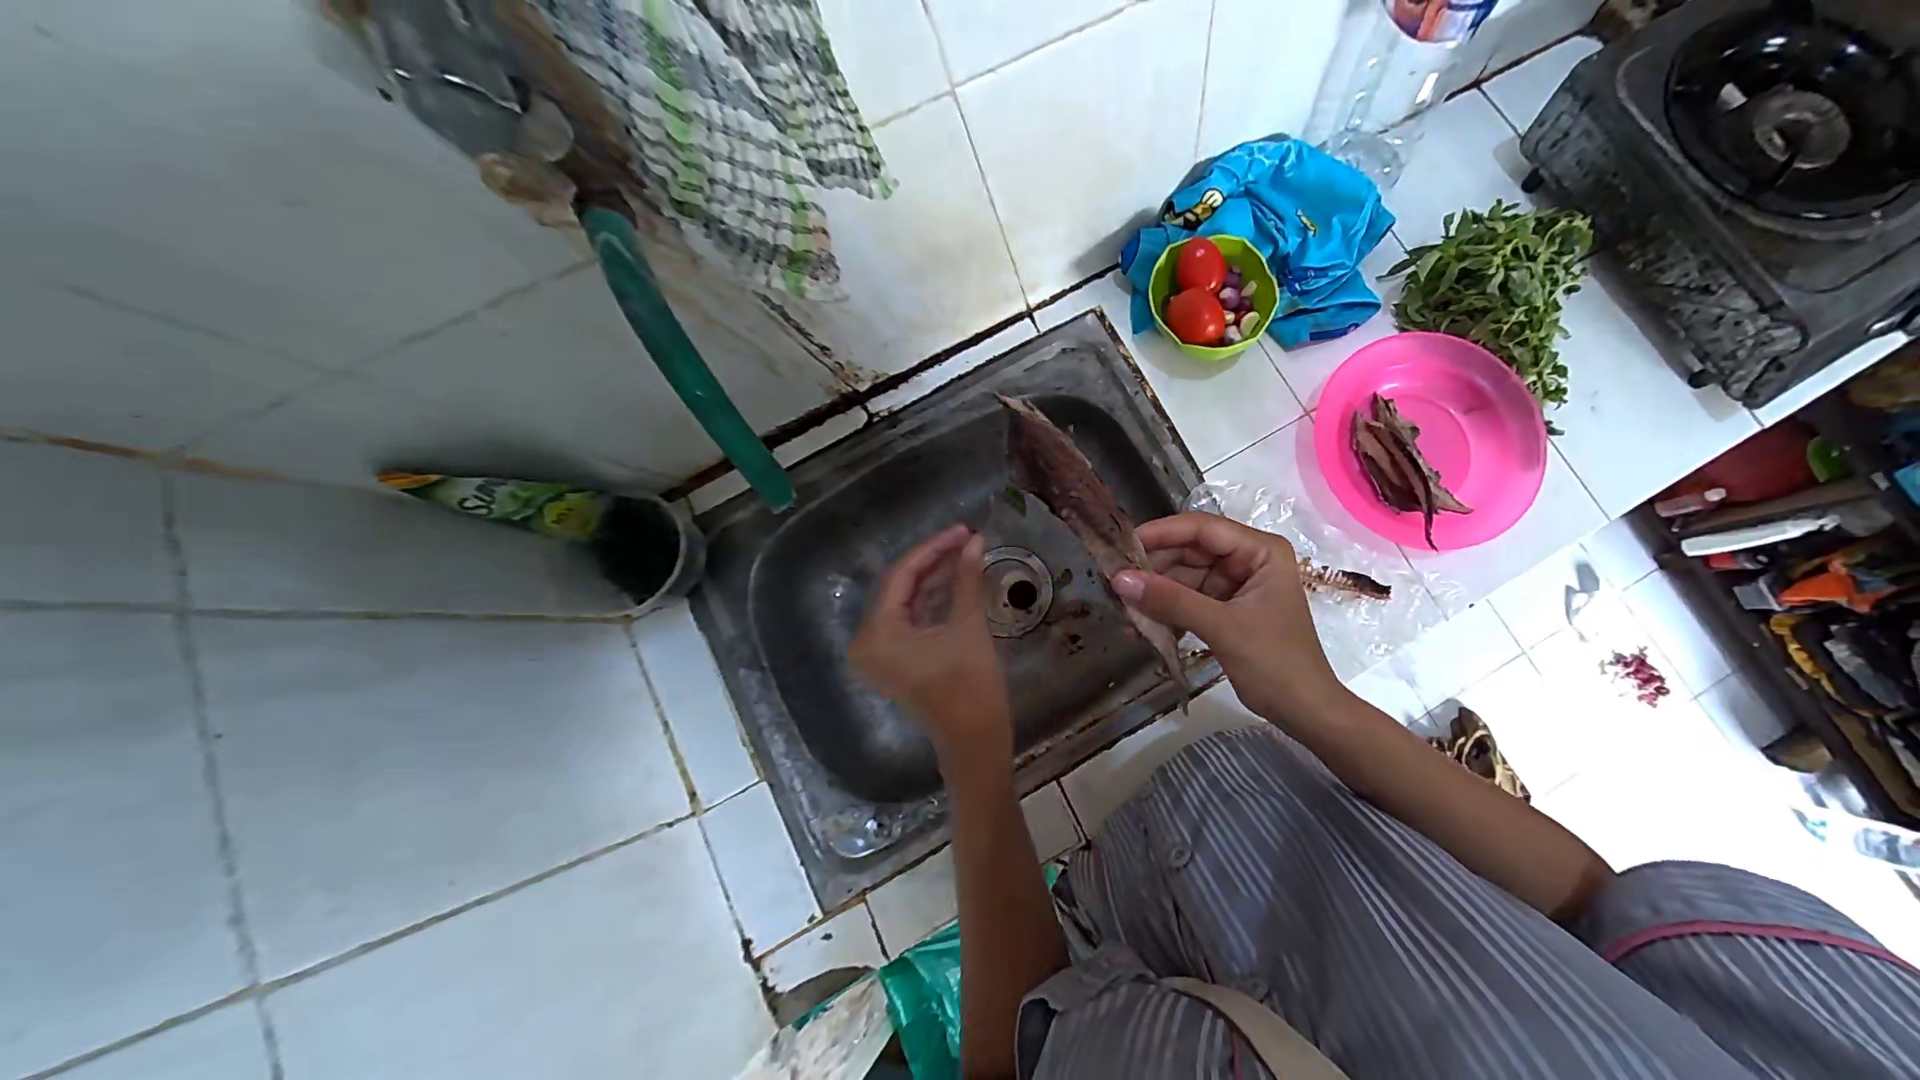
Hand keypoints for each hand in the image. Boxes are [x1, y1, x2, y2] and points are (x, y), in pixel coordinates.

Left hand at [850, 524, 1011, 769]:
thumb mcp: (968, 626)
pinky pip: (907, 621)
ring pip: (905, 603)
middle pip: (900, 588)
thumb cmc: (971, 686)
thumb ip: (966, 579)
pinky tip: (954, 580)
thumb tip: (974, 541)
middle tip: (966, 539)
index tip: (962, 529)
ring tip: (964, 554)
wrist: (975, 742)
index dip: (934, 548)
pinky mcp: (892, 661)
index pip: (901, 576)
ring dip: (933, 580)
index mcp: (877, 633)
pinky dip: (929, 602)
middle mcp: (867, 641)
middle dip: (934, 562)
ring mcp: (877, 653)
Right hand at [1111, 512, 1343, 728]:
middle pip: (1188, 551)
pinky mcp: (1223, 609)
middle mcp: (1247, 560)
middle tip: (1113, 581)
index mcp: (1260, 551)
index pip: (1201, 528)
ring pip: (1182, 577)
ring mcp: (1234, 586)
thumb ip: (1170, 600)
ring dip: (1153, 593)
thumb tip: (1119, 579)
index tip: (1121, 546)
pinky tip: (1140, 626)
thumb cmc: (1276, 663)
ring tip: (1121, 608)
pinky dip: (1164, 611)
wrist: (1305, 711)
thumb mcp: (1222, 627)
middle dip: (1152, 568)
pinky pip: (1185, 600)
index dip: (1160, 534)